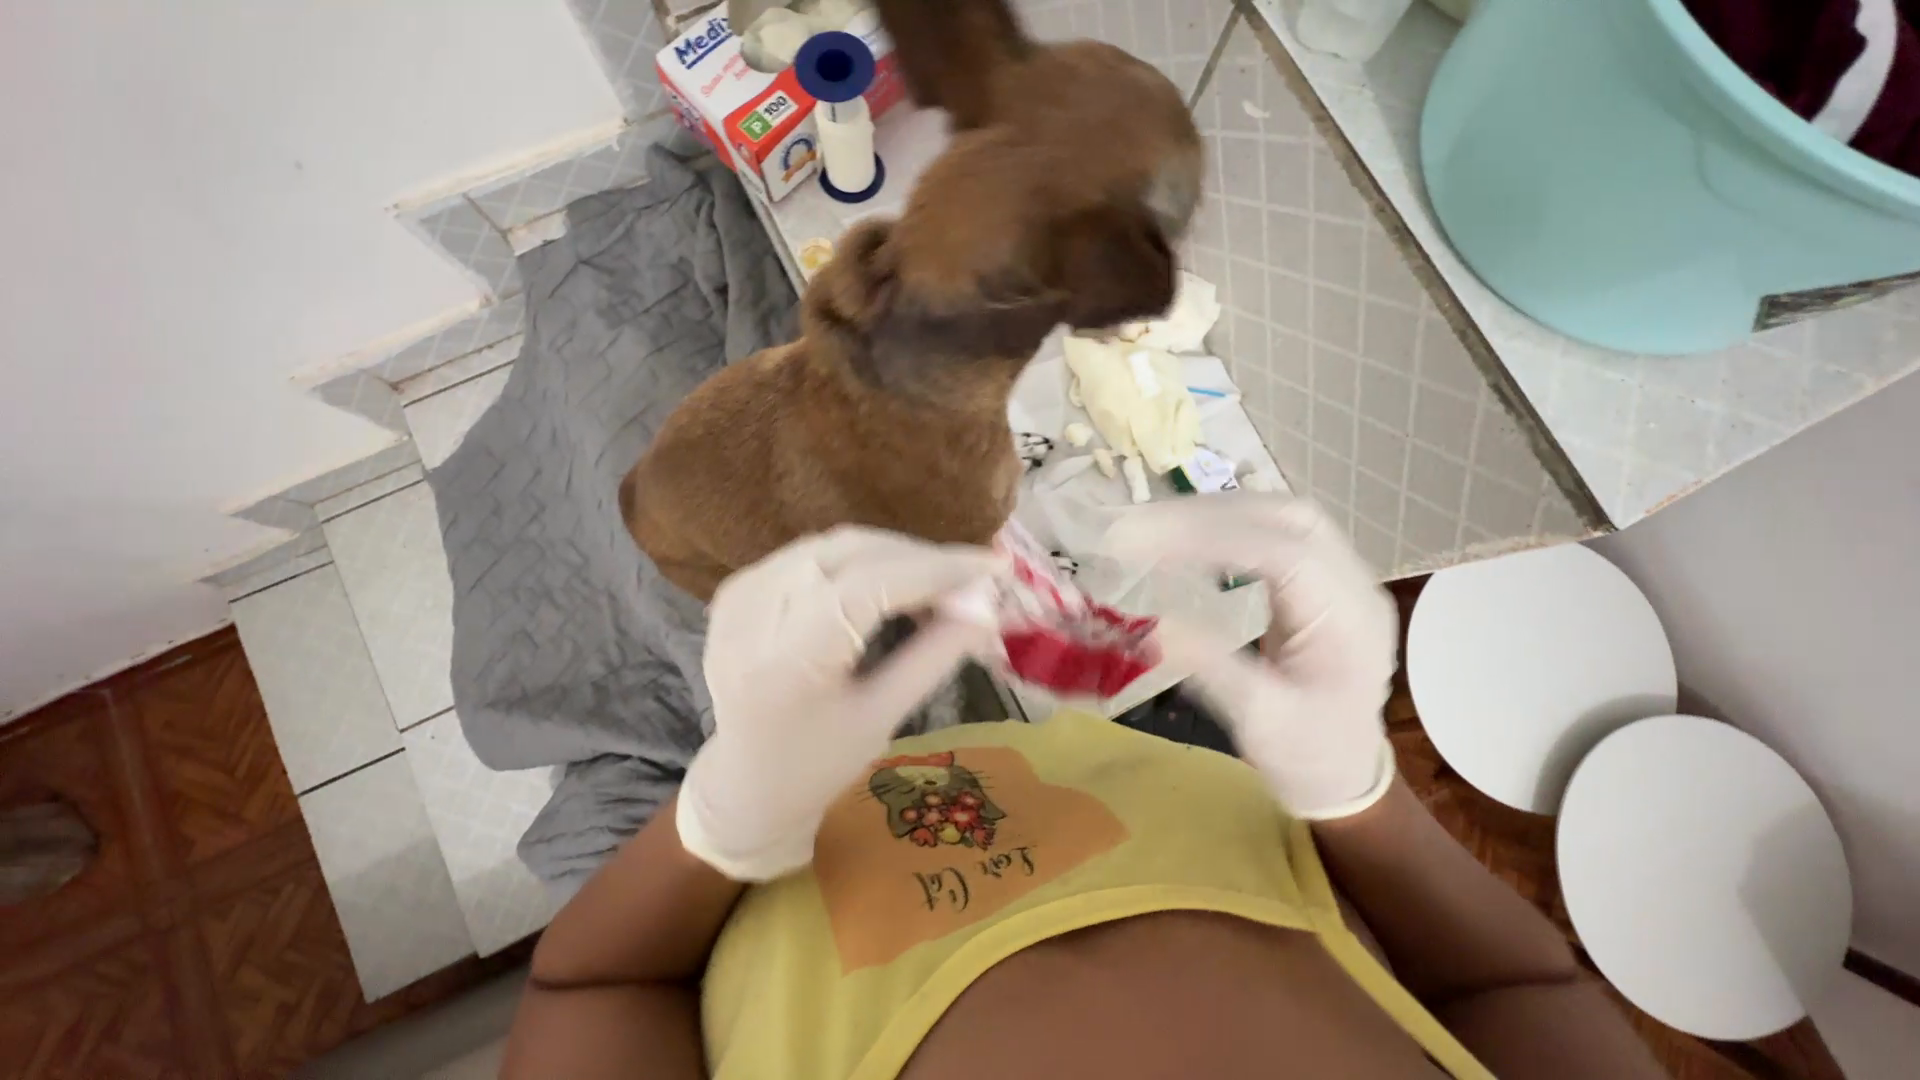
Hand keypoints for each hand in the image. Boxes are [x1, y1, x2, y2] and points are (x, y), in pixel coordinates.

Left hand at [679, 527, 1003, 880]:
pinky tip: (895, 582)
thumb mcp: (882, 717)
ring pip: (836, 546)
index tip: (994, 565)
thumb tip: (988, 607)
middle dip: (922, 559)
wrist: (743, 784)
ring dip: (895, 556)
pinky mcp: (739, 588)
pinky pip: (814, 555)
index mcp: (787, 658)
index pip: (871, 584)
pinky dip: (863, 561)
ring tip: (941, 583)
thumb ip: (934, 656)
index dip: (937, 569)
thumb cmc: (817, 765)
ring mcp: (741, 594)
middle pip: (854, 552)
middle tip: (974, 580)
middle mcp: (754, 611)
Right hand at [1106, 495, 1399, 819]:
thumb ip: (1212, 668)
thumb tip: (1156, 623)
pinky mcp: (1316, 583)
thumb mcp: (1258, 720)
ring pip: (1281, 517)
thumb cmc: (1307, 755)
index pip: (1285, 554)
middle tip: (1142, 528)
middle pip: (1288, 518)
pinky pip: (1274, 535)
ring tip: (1156, 527)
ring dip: (1217, 514)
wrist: (1345, 775)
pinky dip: (1226, 528)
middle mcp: (1353, 586)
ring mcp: (1339, 579)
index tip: (1148, 543)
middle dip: (1212, 514)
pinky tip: (1189, 541)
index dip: (1215, 538)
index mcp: (1349, 620)